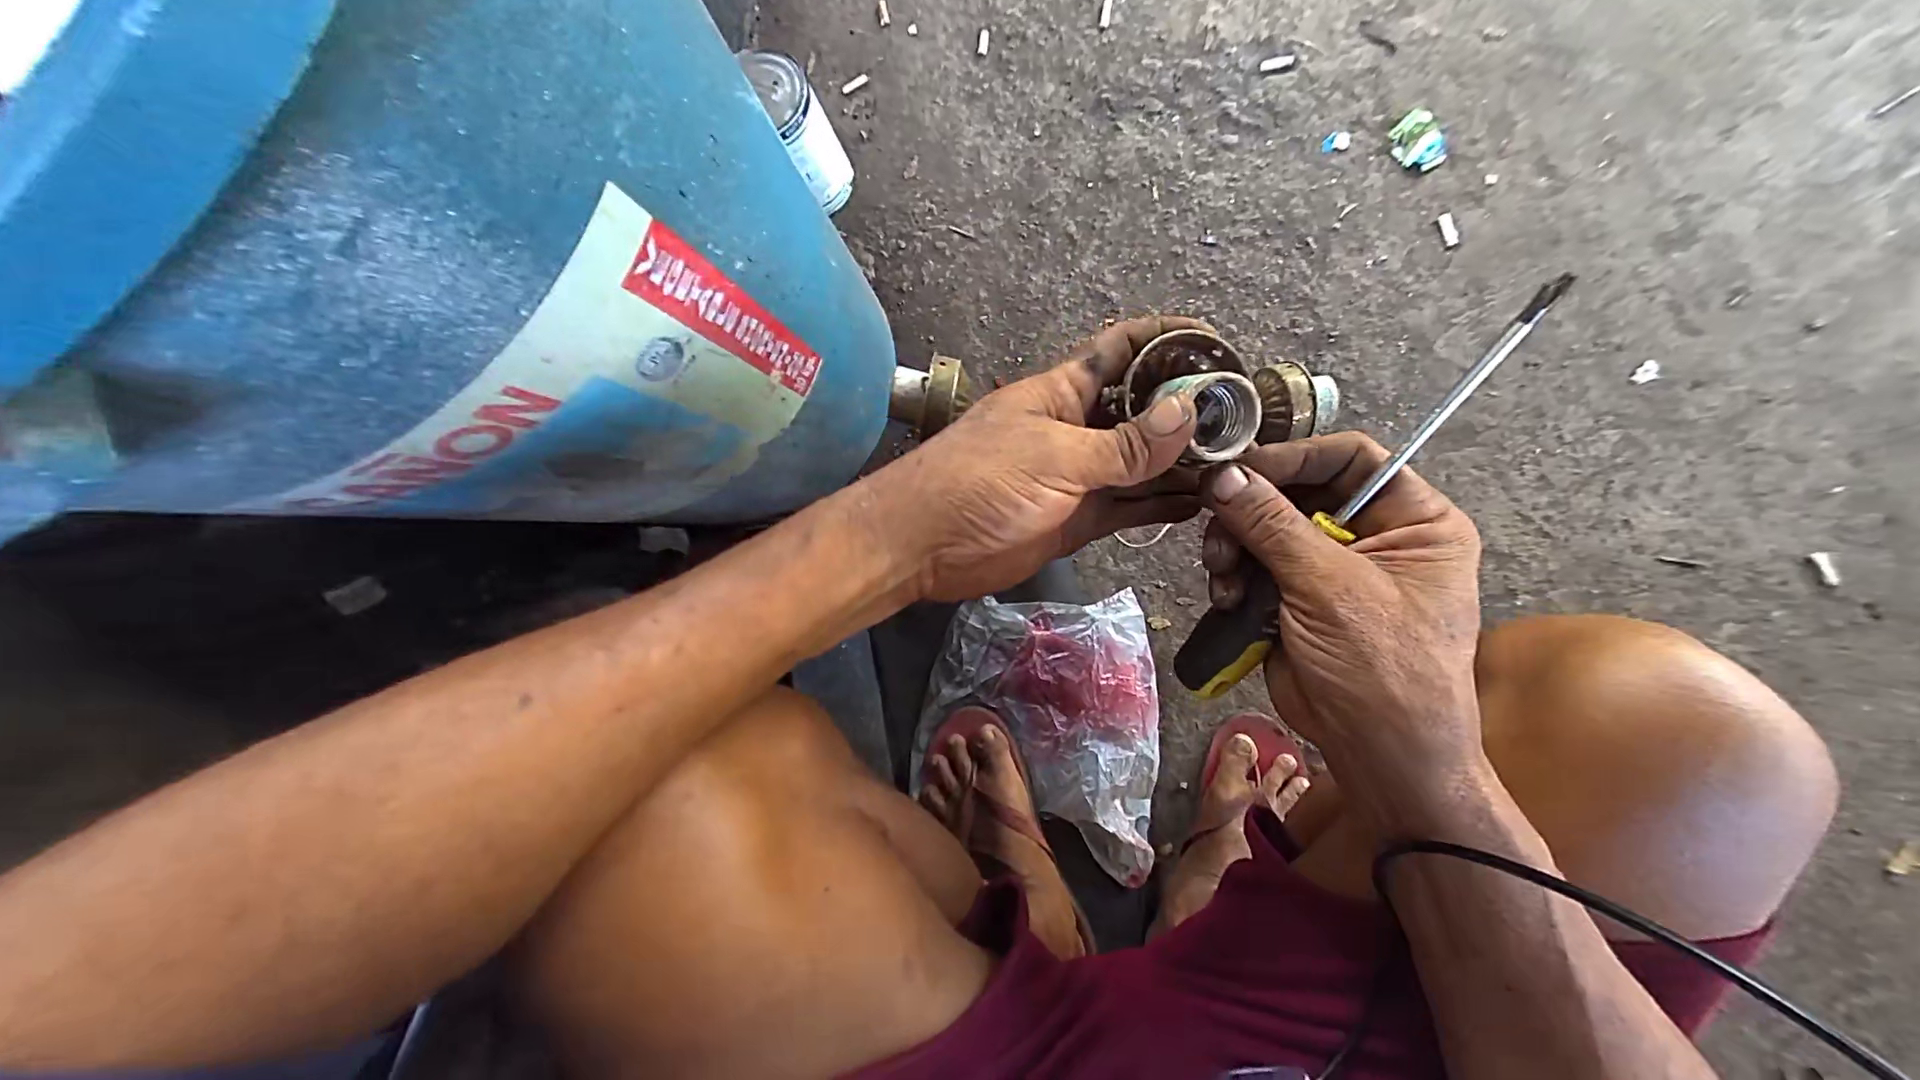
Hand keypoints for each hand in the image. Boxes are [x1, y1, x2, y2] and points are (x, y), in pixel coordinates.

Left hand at [862, 316, 1206, 602]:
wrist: (923, 545)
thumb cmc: (978, 482)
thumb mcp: (1053, 455)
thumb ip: (1122, 444)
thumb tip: (1187, 415)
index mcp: (1061, 393)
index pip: (1121, 350)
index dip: (1167, 340)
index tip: (1217, 345)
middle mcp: (1075, 429)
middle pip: (1140, 411)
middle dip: (1187, 412)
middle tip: (1244, 420)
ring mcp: (1078, 477)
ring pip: (1140, 464)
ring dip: (1182, 464)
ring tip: (1236, 462)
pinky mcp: (1077, 520)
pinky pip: (1128, 507)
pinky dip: (1161, 505)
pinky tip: (1202, 502)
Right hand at [1198, 433, 1486, 823]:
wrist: (1378, 753)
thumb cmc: (1381, 668)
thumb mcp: (1330, 588)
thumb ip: (1272, 525)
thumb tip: (1221, 475)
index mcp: (1413, 521)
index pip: (1351, 460)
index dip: (1293, 457)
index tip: (1237, 470)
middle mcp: (1372, 536)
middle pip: (1297, 492)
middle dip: (1251, 512)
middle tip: (1216, 529)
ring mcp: (1329, 568)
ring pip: (1264, 528)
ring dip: (1234, 546)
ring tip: (1223, 575)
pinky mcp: (1294, 595)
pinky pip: (1252, 563)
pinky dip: (1233, 575)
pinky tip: (1228, 598)